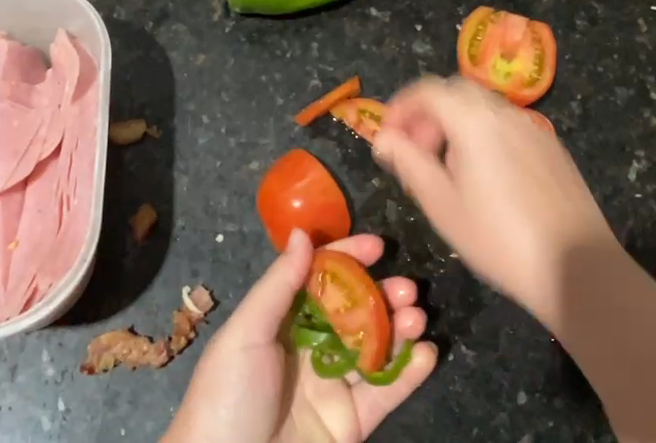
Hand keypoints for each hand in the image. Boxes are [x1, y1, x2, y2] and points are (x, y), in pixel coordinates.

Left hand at [163, 232, 436, 442]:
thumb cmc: (228, 395)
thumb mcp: (245, 334)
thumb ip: (279, 284)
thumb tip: (303, 233)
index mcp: (280, 321)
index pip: (319, 279)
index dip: (348, 258)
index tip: (377, 246)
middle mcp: (310, 348)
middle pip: (354, 312)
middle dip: (382, 294)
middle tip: (407, 288)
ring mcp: (332, 386)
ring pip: (375, 348)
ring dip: (400, 328)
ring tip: (417, 317)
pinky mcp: (352, 423)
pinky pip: (386, 393)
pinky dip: (410, 372)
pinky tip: (426, 353)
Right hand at [373, 75, 615, 332]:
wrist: (578, 268)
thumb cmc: (498, 238)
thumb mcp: (440, 204)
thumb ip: (407, 162)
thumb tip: (383, 138)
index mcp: (472, 119)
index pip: (427, 90)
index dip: (401, 107)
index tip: (388, 138)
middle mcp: (504, 113)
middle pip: (456, 93)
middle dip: (428, 115)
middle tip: (415, 153)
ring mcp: (533, 129)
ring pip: (484, 109)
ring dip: (456, 126)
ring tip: (447, 171)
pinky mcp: (553, 149)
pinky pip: (508, 128)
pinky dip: (484, 137)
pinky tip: (486, 181)